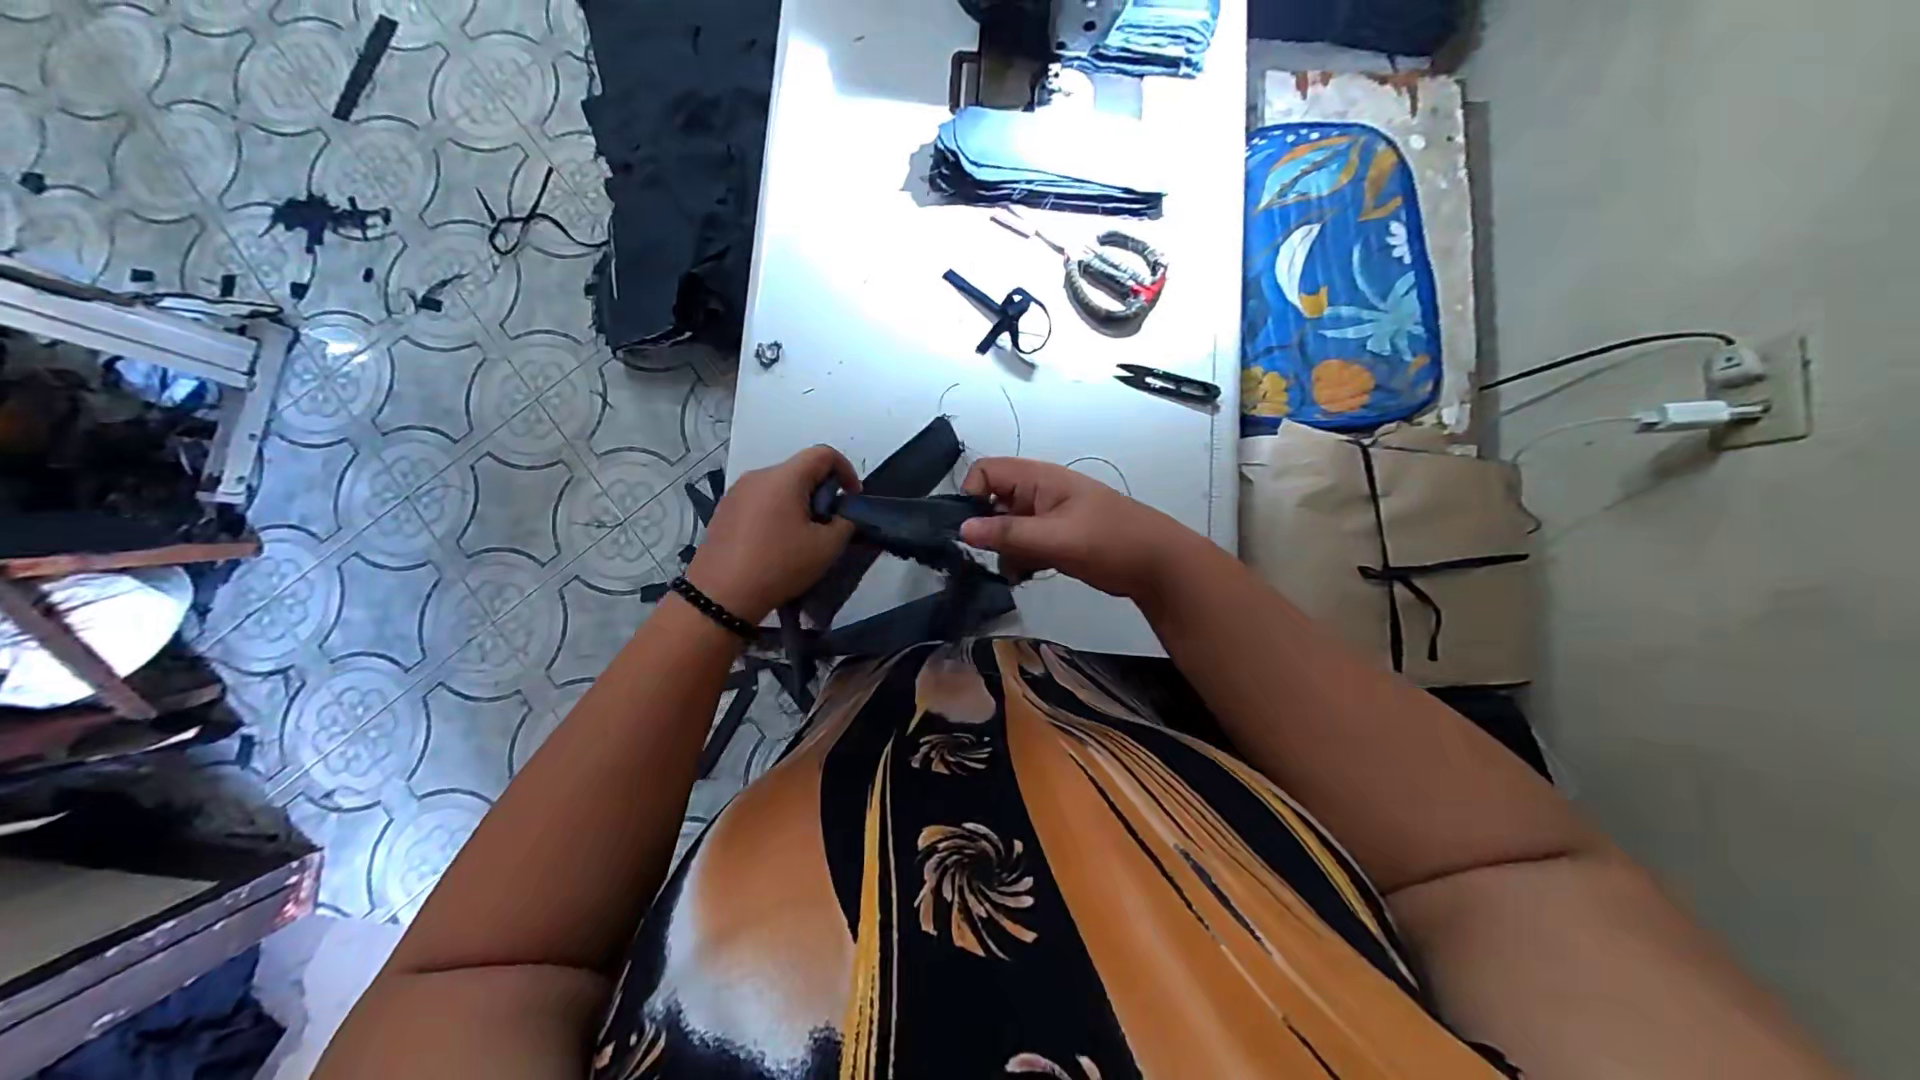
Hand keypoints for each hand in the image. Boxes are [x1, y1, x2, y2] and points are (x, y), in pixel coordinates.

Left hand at [685, 445, 859, 623]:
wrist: (720, 596)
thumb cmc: (779, 566)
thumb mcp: (826, 548)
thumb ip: (845, 523)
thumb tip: (841, 515)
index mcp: (784, 478)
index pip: (823, 453)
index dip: (846, 470)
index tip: (852, 499)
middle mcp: (758, 476)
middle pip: (799, 469)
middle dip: (822, 490)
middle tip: (830, 523)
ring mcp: (736, 492)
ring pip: (779, 486)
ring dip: (799, 502)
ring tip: (803, 536)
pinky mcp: (724, 510)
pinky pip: (760, 500)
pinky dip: (777, 512)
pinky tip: (776, 543)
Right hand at [959, 457, 1203, 601]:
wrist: (1157, 565)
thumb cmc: (1109, 541)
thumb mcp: (1056, 537)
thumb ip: (1008, 534)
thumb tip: (962, 529)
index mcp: (1038, 479)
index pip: (985, 472)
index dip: (971, 495)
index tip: (971, 529)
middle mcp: (1037, 493)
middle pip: (991, 502)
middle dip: (987, 530)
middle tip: (993, 557)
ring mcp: (1046, 517)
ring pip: (1005, 529)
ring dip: (1004, 550)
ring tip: (1017, 570)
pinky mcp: (1054, 540)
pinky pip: (1022, 545)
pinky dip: (1019, 560)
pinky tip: (1027, 576)